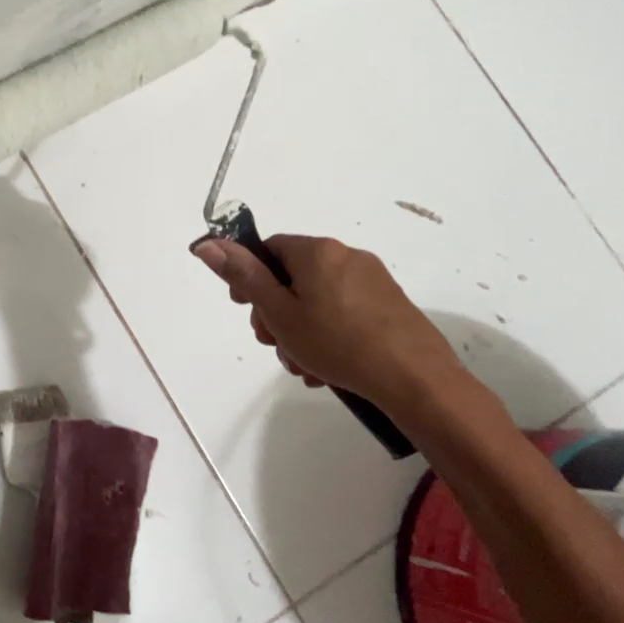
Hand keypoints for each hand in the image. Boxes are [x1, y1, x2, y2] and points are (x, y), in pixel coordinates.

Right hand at [192, 234, 464, 410]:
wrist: (415, 379)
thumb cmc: (336, 342)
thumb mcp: (278, 312)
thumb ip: (243, 276)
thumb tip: (208, 243)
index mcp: (317, 251)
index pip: (268, 249)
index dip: (250, 278)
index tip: (247, 308)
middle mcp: (347, 256)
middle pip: (292, 276)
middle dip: (275, 311)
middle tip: (273, 342)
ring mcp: (373, 281)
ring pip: (316, 299)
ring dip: (299, 329)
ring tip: (302, 364)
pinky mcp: (390, 305)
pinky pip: (343, 312)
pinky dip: (327, 333)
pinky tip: (326, 366)